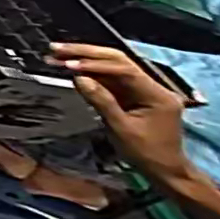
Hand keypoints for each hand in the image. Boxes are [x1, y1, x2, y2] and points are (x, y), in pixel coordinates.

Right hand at [49, 43, 189, 183]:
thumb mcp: (121, 128)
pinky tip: (68, 66)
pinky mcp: (130, 93)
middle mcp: (152, 87)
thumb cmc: (146, 152)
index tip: (68, 64)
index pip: (124, 70)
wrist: (164, 169)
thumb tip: (78, 78)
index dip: (95, 65)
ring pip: (110, 65)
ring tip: (55, 54)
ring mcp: (141, 89)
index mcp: (157, 95)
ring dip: (83, 59)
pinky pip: (107, 76)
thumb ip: (102, 101)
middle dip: (86, 53)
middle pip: (118, 61)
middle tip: (56, 49)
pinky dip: (87, 70)